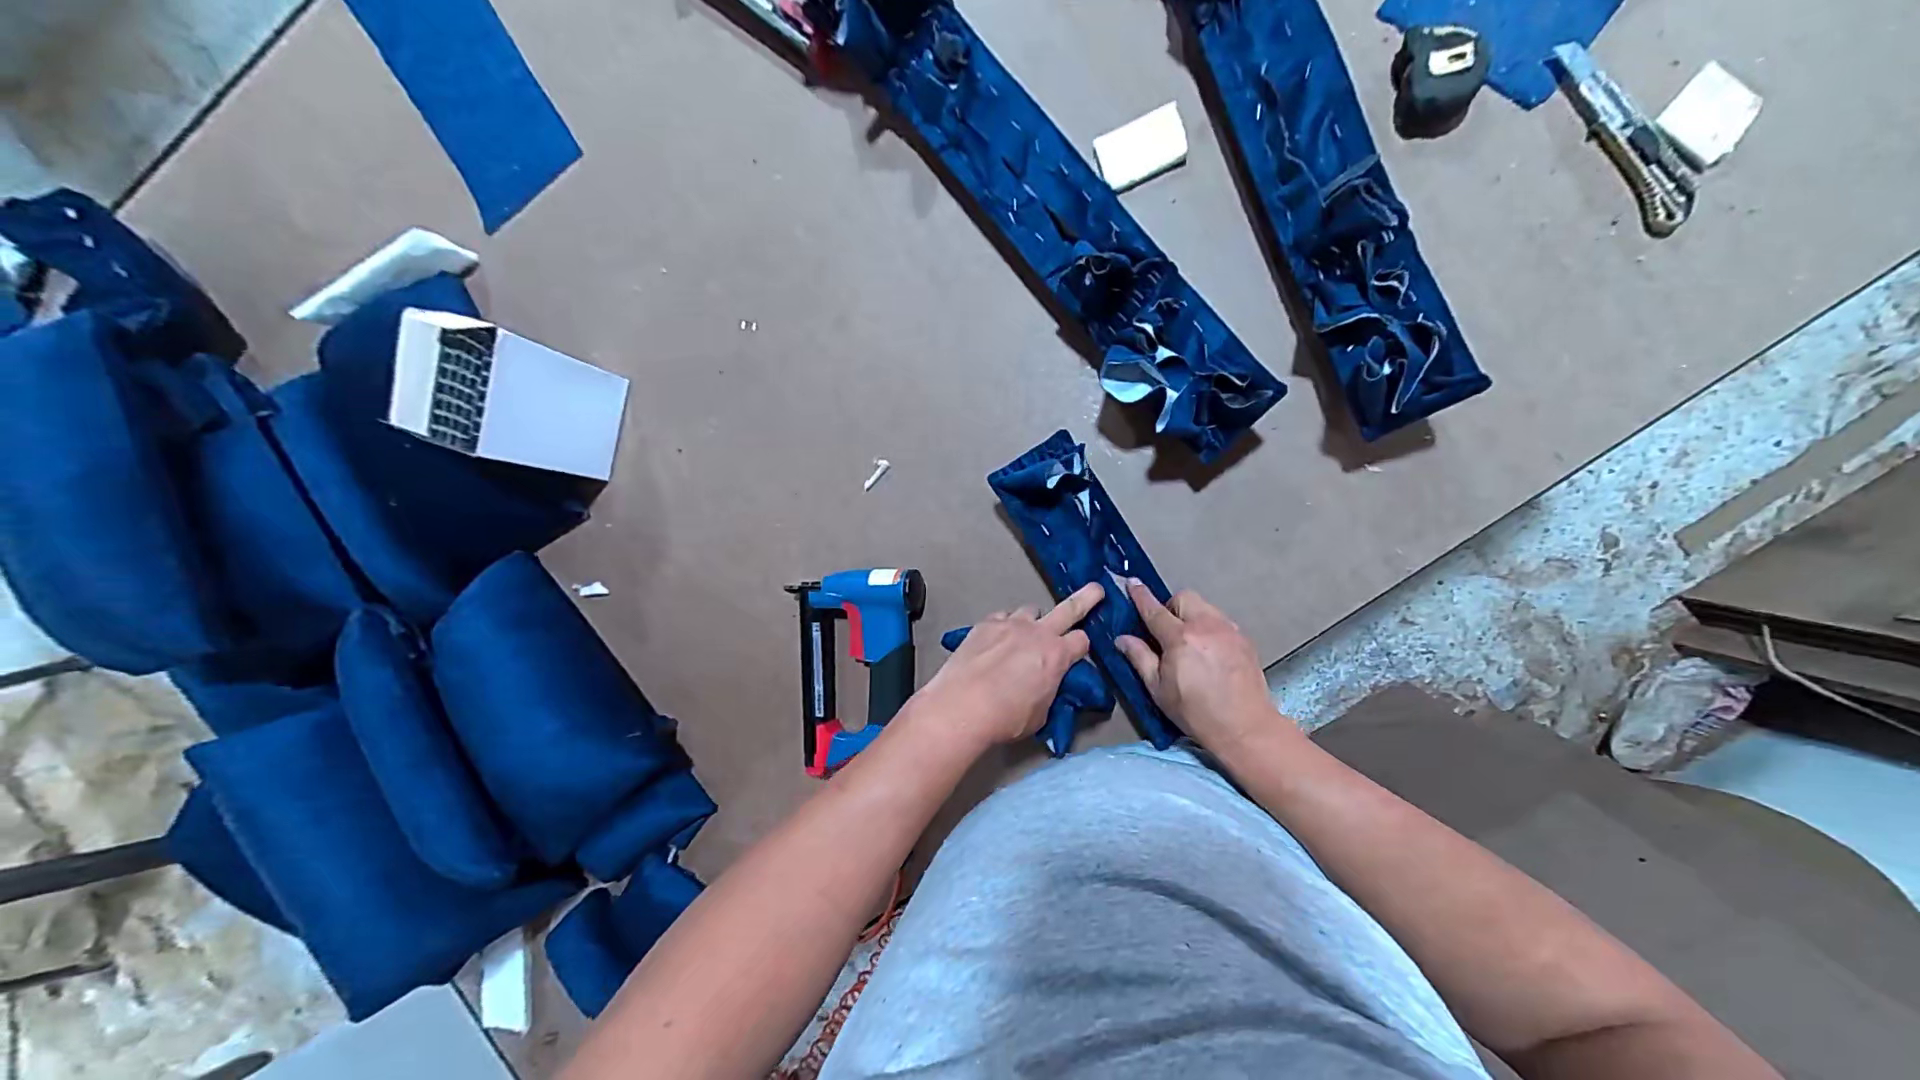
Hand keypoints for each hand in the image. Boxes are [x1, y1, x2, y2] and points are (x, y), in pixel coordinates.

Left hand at [909, 583, 1103, 750]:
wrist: (963, 707)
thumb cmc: (1005, 717)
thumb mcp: (1040, 713)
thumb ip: (1048, 691)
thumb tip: (1044, 686)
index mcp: (1057, 655)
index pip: (1081, 642)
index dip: (1082, 647)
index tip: (1079, 651)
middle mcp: (1037, 633)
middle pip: (1068, 609)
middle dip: (1086, 598)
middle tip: (1095, 590)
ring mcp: (1009, 625)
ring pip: (1029, 610)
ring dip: (1033, 619)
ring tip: (1027, 630)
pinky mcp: (984, 626)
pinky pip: (1001, 618)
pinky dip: (1004, 625)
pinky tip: (998, 637)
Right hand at [1115, 582, 1297, 754]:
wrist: (1245, 727)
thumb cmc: (1196, 712)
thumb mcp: (1158, 689)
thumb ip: (1139, 658)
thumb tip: (1122, 639)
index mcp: (1180, 639)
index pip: (1154, 610)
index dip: (1140, 596)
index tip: (1131, 583)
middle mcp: (1206, 626)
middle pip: (1183, 598)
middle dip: (1170, 607)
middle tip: (1165, 631)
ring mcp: (1229, 630)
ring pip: (1204, 606)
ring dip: (1191, 616)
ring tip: (1189, 642)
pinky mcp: (1244, 638)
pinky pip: (1220, 621)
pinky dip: (1209, 627)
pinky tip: (1208, 651)